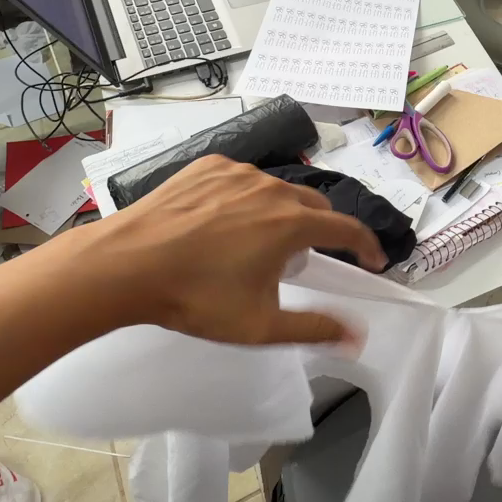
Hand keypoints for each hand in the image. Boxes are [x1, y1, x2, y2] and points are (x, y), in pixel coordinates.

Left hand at [50, 155, 385, 346]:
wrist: (126, 264)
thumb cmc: (197, 298)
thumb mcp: (260, 325)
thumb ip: (315, 328)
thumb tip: (359, 337)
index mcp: (293, 224)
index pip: (347, 228)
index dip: (367, 245)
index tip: (375, 260)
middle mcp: (274, 188)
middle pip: (314, 205)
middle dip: (322, 229)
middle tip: (306, 258)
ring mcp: (239, 172)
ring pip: (277, 189)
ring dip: (282, 212)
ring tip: (258, 241)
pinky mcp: (209, 164)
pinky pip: (242, 178)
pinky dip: (246, 197)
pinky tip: (224, 219)